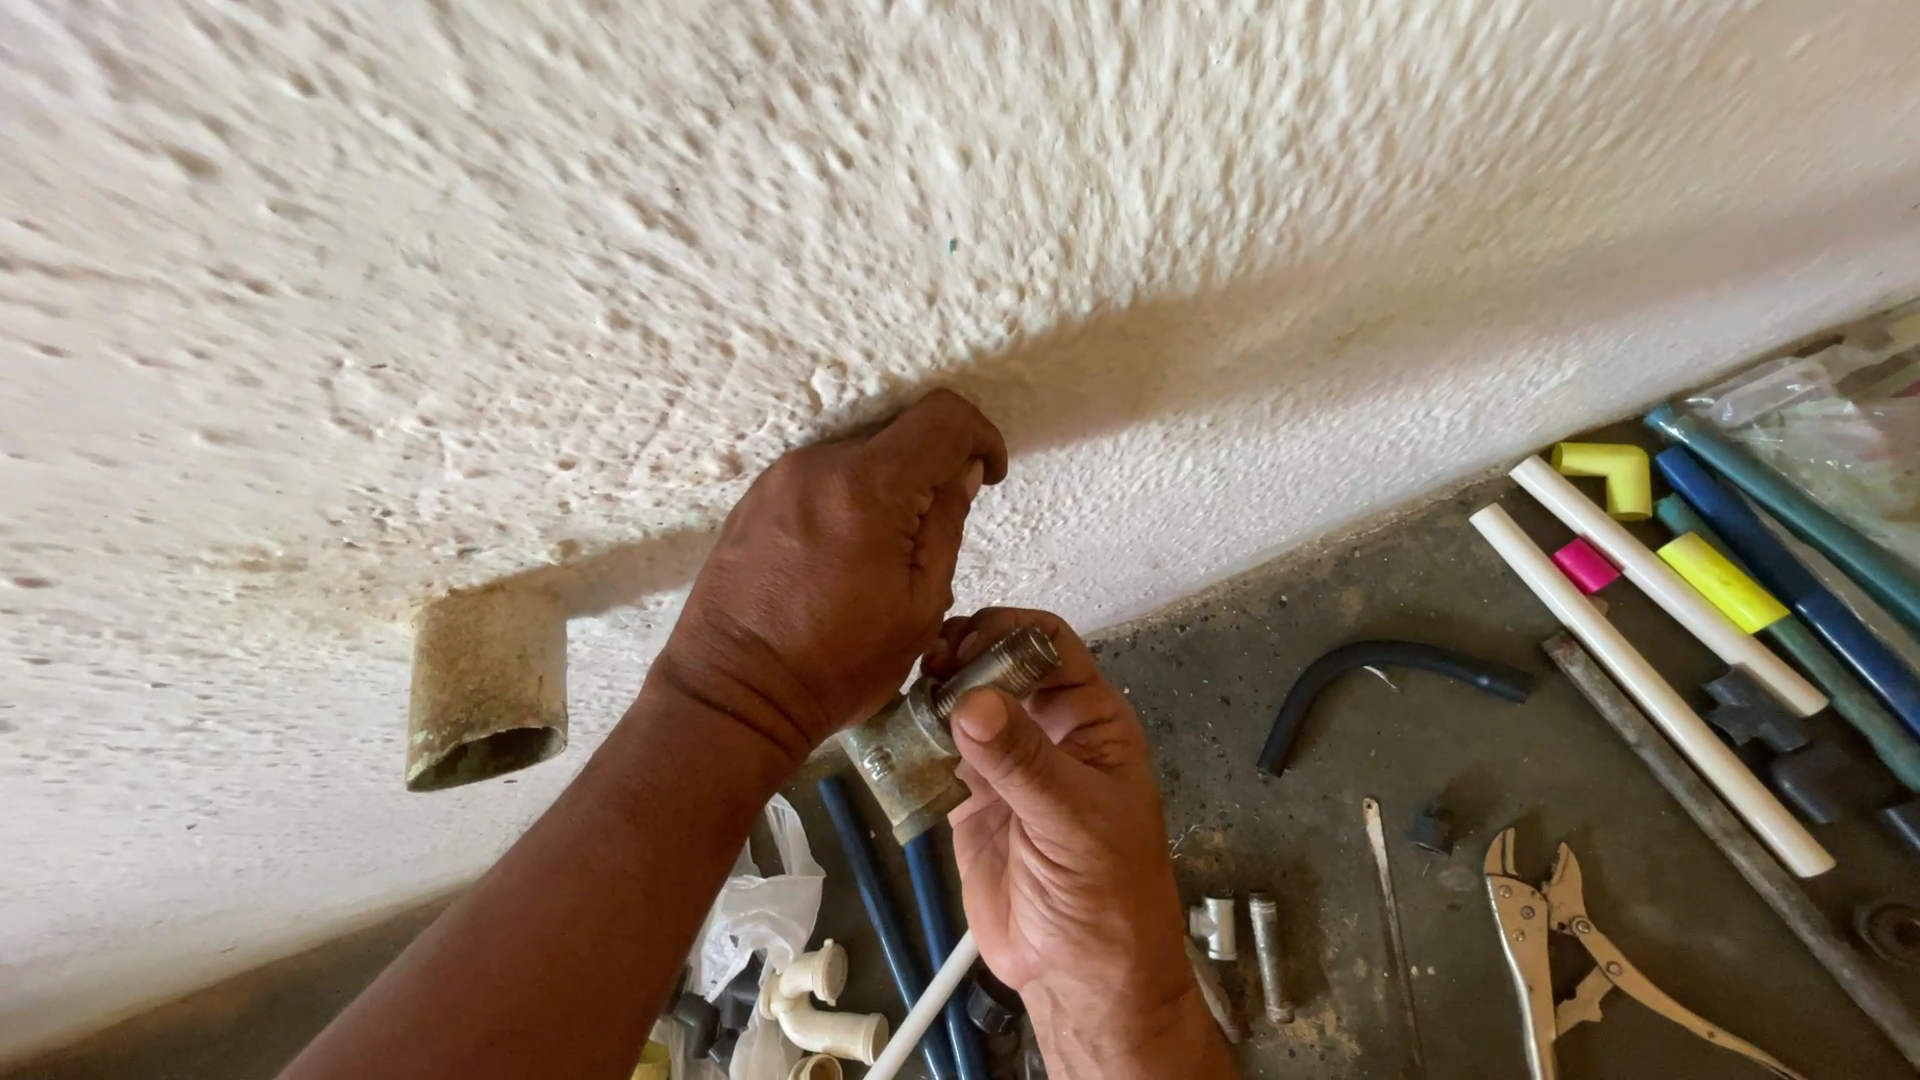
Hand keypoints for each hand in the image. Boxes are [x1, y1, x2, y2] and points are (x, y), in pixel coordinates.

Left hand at [650, 391, 1006, 764]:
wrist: (733, 695)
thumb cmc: (836, 665)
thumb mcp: (920, 607)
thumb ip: (947, 526)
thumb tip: (962, 472)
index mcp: (867, 488)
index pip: (942, 417)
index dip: (980, 436)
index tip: (987, 475)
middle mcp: (818, 464)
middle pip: (899, 436)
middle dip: (930, 473)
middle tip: (930, 537)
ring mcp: (778, 477)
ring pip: (859, 458)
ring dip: (886, 490)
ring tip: (879, 556)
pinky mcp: (754, 497)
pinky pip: (821, 478)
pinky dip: (848, 500)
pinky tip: (839, 556)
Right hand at [927, 609, 1232, 1074]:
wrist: (1079, 977)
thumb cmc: (1106, 894)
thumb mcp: (1074, 821)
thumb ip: (1023, 762)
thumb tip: (969, 702)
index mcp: (1087, 718)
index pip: (1048, 645)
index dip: (1007, 633)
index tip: (963, 649)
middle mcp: (1043, 728)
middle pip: (997, 664)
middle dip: (961, 657)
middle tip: (925, 669)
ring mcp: (1003, 761)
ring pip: (962, 702)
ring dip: (932, 693)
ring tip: (903, 698)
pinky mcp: (968, 796)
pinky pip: (936, 751)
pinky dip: (913, 738)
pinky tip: (893, 734)